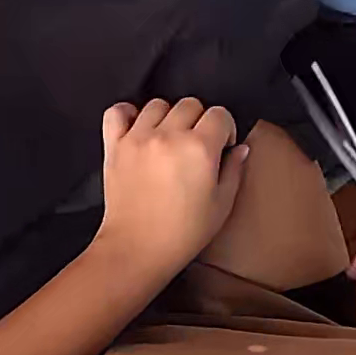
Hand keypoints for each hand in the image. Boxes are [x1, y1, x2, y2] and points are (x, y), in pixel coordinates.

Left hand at [93, 98, 248, 278]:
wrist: (138, 249)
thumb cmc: (181, 233)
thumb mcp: (221, 206)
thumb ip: (233, 171)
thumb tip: (240, 149)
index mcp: (199, 149)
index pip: (219, 114)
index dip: (225, 129)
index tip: (222, 145)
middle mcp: (168, 136)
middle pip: (190, 104)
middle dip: (200, 122)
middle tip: (198, 146)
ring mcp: (138, 138)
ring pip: (158, 104)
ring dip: (168, 117)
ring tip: (170, 140)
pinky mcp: (115, 146)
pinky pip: (118, 111)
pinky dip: (128, 113)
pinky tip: (139, 129)